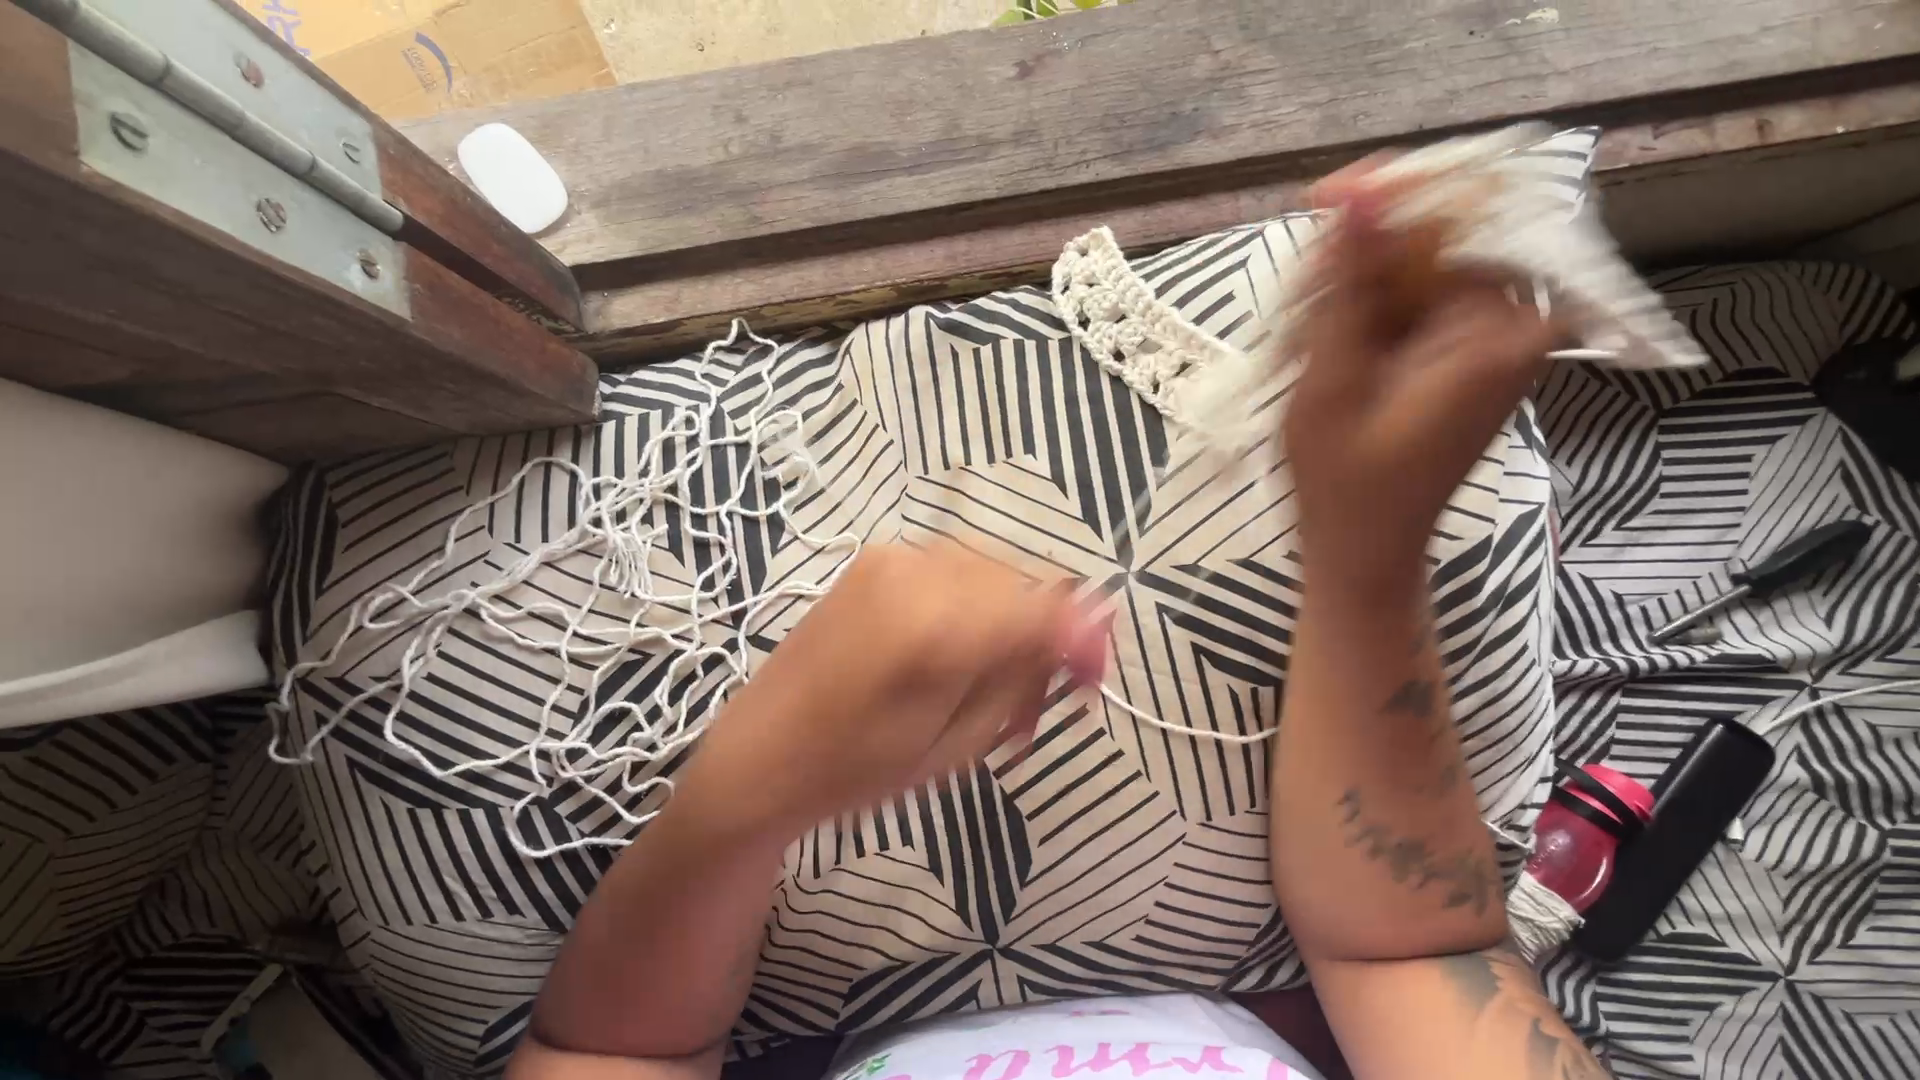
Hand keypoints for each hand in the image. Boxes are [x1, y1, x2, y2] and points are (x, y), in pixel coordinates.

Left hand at [677, 543, 1106, 835]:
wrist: (758, 754)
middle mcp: (920, 570)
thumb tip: (1089, 624)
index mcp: (939, 625)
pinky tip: (956, 652)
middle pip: (1024, 585)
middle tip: (1031, 707)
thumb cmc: (856, 770)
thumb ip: (1023, 671)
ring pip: (992, 575)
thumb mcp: (956, 740)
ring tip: (989, 688)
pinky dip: (971, 607)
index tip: (1089, 683)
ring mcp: (893, 556)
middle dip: (1042, 639)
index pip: (1049, 607)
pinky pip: (954, 570)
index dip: (1083, 641)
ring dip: (1007, 623)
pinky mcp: (875, 559)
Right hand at [1286, 162, 1557, 598]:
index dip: (1391, 197)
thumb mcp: (1332, 379)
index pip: (1462, 214)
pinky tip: (1326, 349)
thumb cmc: (1344, 483)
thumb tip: (1355, 194)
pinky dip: (1365, 315)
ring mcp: (1492, 341)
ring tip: (1304, 342)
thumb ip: (1348, 285)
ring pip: (1417, 272)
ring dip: (1352, 292)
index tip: (1321, 197)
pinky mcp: (1466, 357)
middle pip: (1437, 241)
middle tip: (1300, 307)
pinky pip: (1415, 305)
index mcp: (1501, 328)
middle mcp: (1514, 323)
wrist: (1364, 551)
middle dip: (1360, 259)